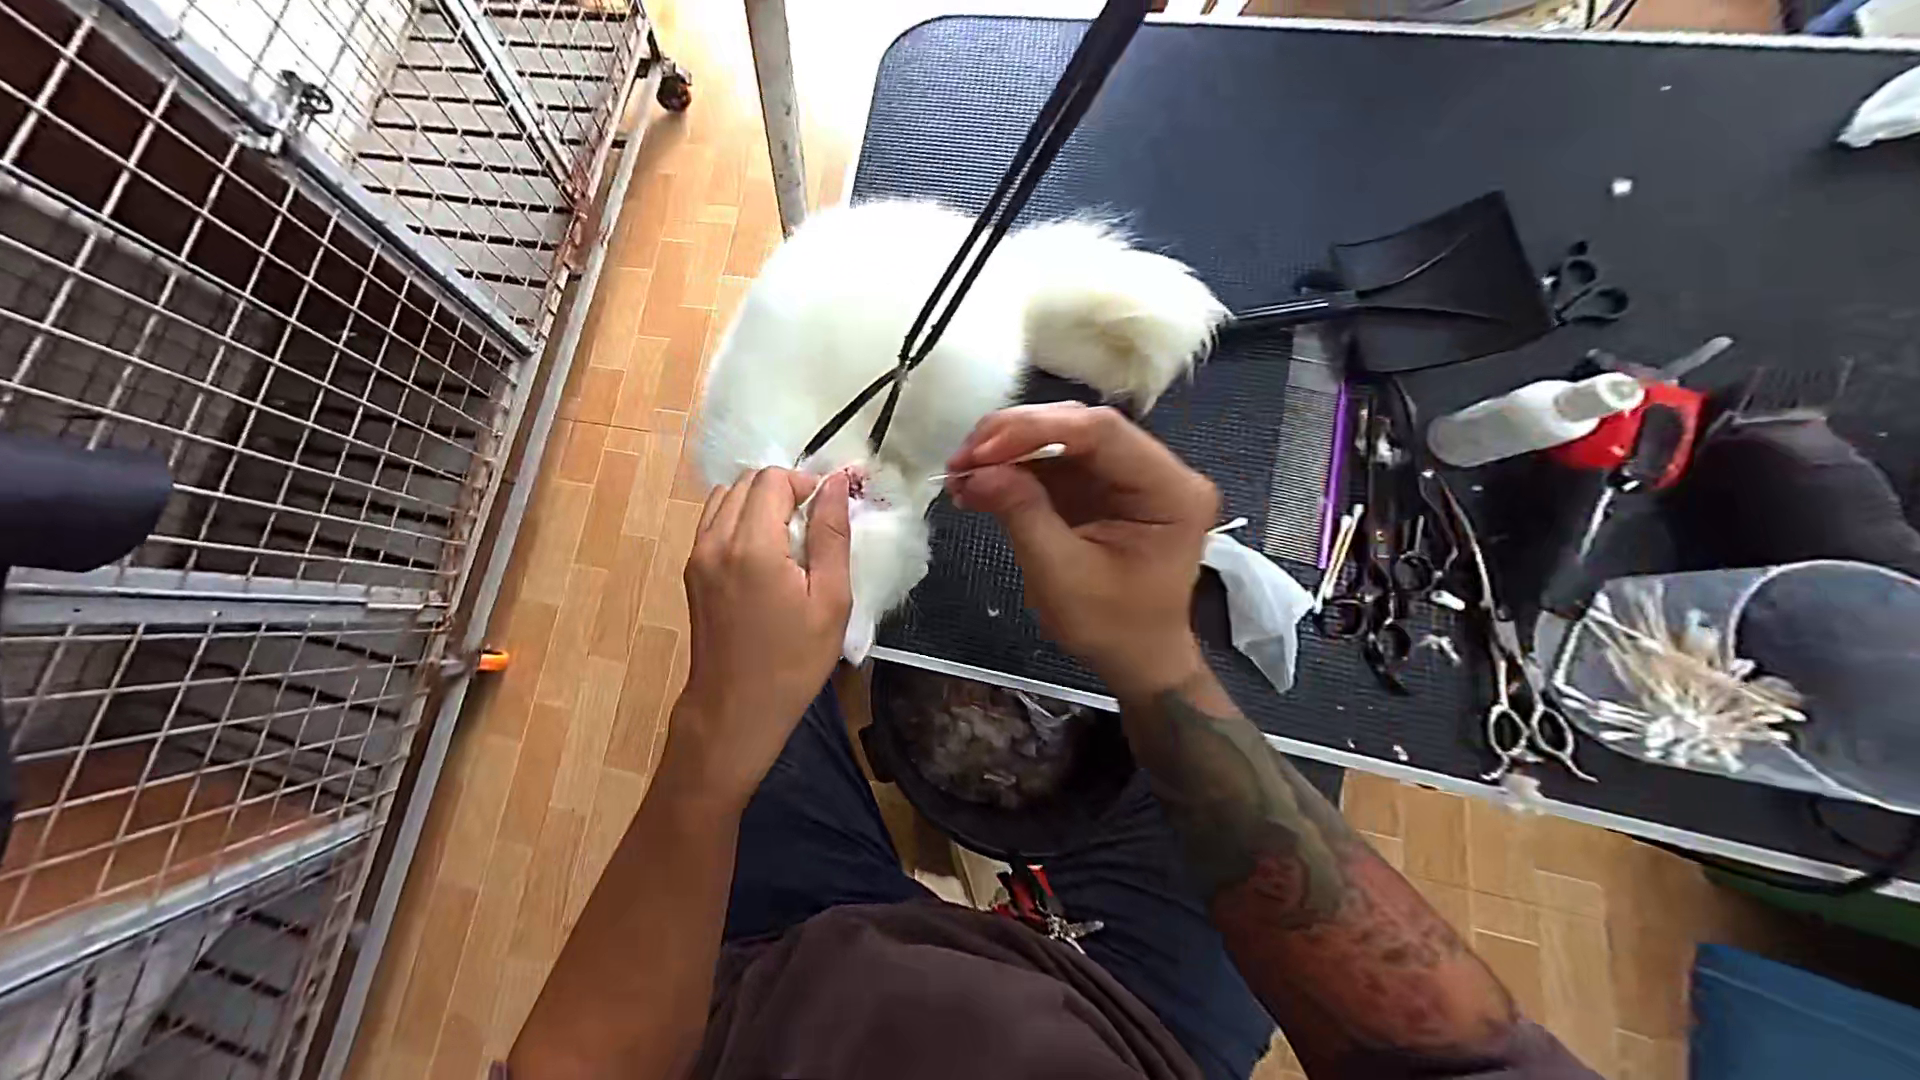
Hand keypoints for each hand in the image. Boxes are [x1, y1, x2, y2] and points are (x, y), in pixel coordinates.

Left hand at [671, 468, 851, 805]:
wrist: (736, 708)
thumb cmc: (794, 660)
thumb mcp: (831, 600)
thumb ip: (832, 535)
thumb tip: (835, 484)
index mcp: (753, 546)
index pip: (773, 479)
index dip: (805, 485)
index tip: (826, 513)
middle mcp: (716, 541)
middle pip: (748, 482)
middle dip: (784, 491)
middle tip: (812, 527)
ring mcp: (697, 555)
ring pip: (727, 497)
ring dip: (760, 503)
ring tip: (788, 540)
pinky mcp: (691, 570)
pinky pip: (713, 521)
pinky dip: (740, 519)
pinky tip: (763, 554)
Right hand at [947, 403, 1217, 700]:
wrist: (1136, 659)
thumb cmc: (1111, 628)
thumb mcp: (1061, 577)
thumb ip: (1022, 514)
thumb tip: (975, 470)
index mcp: (1170, 491)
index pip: (1102, 433)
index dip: (1036, 430)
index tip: (980, 452)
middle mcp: (1157, 470)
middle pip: (1081, 426)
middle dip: (1015, 438)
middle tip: (962, 460)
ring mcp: (1128, 476)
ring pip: (1063, 438)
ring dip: (1008, 452)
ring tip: (962, 473)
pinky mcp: (1102, 486)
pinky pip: (1055, 462)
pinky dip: (1014, 470)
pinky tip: (980, 483)